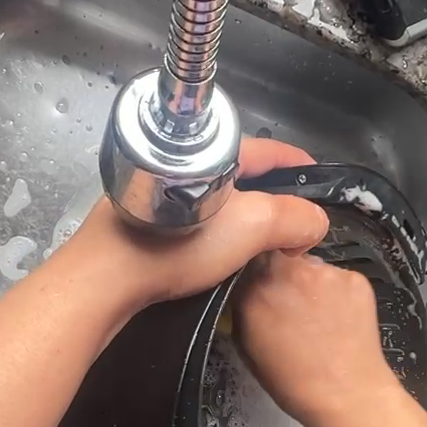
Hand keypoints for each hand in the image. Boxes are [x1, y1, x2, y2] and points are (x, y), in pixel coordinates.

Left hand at [64, 137, 330, 309]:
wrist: (108, 277)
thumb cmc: (177, 244)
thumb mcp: (254, 227)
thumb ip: (295, 220)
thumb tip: (315, 224)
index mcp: (214, 153)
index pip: (270, 150)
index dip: (299, 165)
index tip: (318, 180)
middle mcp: (186, 164)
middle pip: (246, 177)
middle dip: (275, 199)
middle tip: (295, 226)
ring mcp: (162, 192)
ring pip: (220, 201)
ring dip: (246, 221)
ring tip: (263, 246)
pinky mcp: (148, 222)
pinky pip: (198, 221)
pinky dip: (219, 235)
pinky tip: (223, 257)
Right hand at [232, 251, 403, 426]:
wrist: (346, 395)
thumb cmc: (297, 382)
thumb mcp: (248, 348)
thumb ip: (241, 309)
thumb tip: (241, 291)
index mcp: (254, 291)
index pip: (245, 257)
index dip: (251, 271)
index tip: (257, 285)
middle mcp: (287, 274)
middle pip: (278, 255)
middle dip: (280, 274)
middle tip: (289, 303)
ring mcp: (323, 273)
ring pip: (310, 265)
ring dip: (309, 283)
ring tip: (316, 317)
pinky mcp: (352, 279)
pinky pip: (338, 277)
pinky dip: (336, 293)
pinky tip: (335, 319)